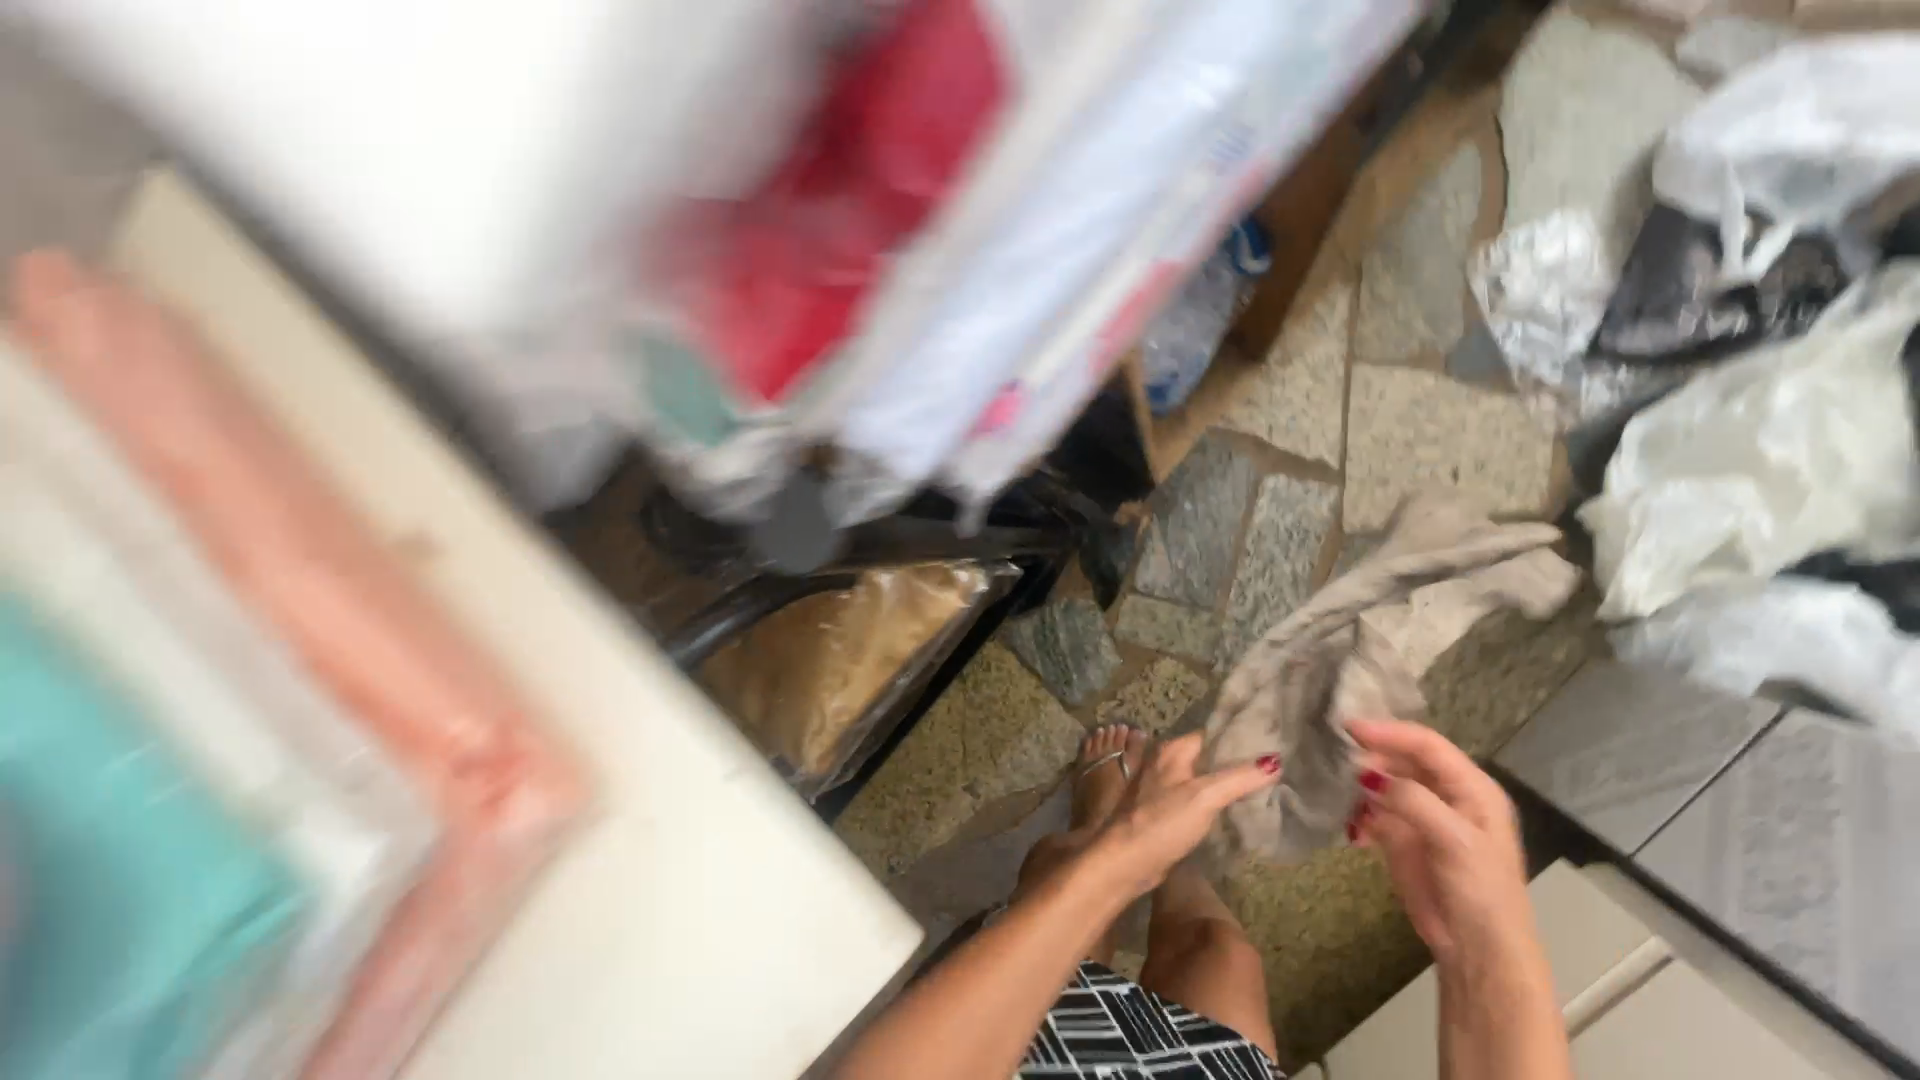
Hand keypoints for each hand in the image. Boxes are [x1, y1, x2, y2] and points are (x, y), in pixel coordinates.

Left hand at [1083, 733, 1278, 899]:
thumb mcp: (1205, 796)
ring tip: (1260, 787)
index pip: (1211, 735)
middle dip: (1234, 761)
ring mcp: (1161, 786)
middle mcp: (1164, 762)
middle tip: (1272, 768)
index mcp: (1172, 750)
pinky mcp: (1162, 810)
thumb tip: (1275, 760)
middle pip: (1206, 756)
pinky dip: (1212, 800)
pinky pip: (1194, 797)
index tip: (1270, 744)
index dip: (1239, 738)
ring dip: (1223, 782)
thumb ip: (1239, 777)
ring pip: (1200, 777)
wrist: (1126, 859)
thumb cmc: (1163, 821)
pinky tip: (1232, 809)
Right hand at [1347, 718, 1534, 971]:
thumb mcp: (1455, 840)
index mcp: (1471, 788)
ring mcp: (1421, 815)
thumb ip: (1414, 801)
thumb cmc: (1480, 890)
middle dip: (1370, 754)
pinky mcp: (1401, 837)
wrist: (1477, 948)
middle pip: (1403, 759)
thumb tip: (1368, 775)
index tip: (1349, 727)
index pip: (1426, 745)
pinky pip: (1372, 811)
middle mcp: (1446, 794)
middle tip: (1332, 753)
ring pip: (1384, 783)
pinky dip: (1357, 813)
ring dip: (1359, 782)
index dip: (1389, 732)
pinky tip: (1348, 826)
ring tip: (1332, 783)